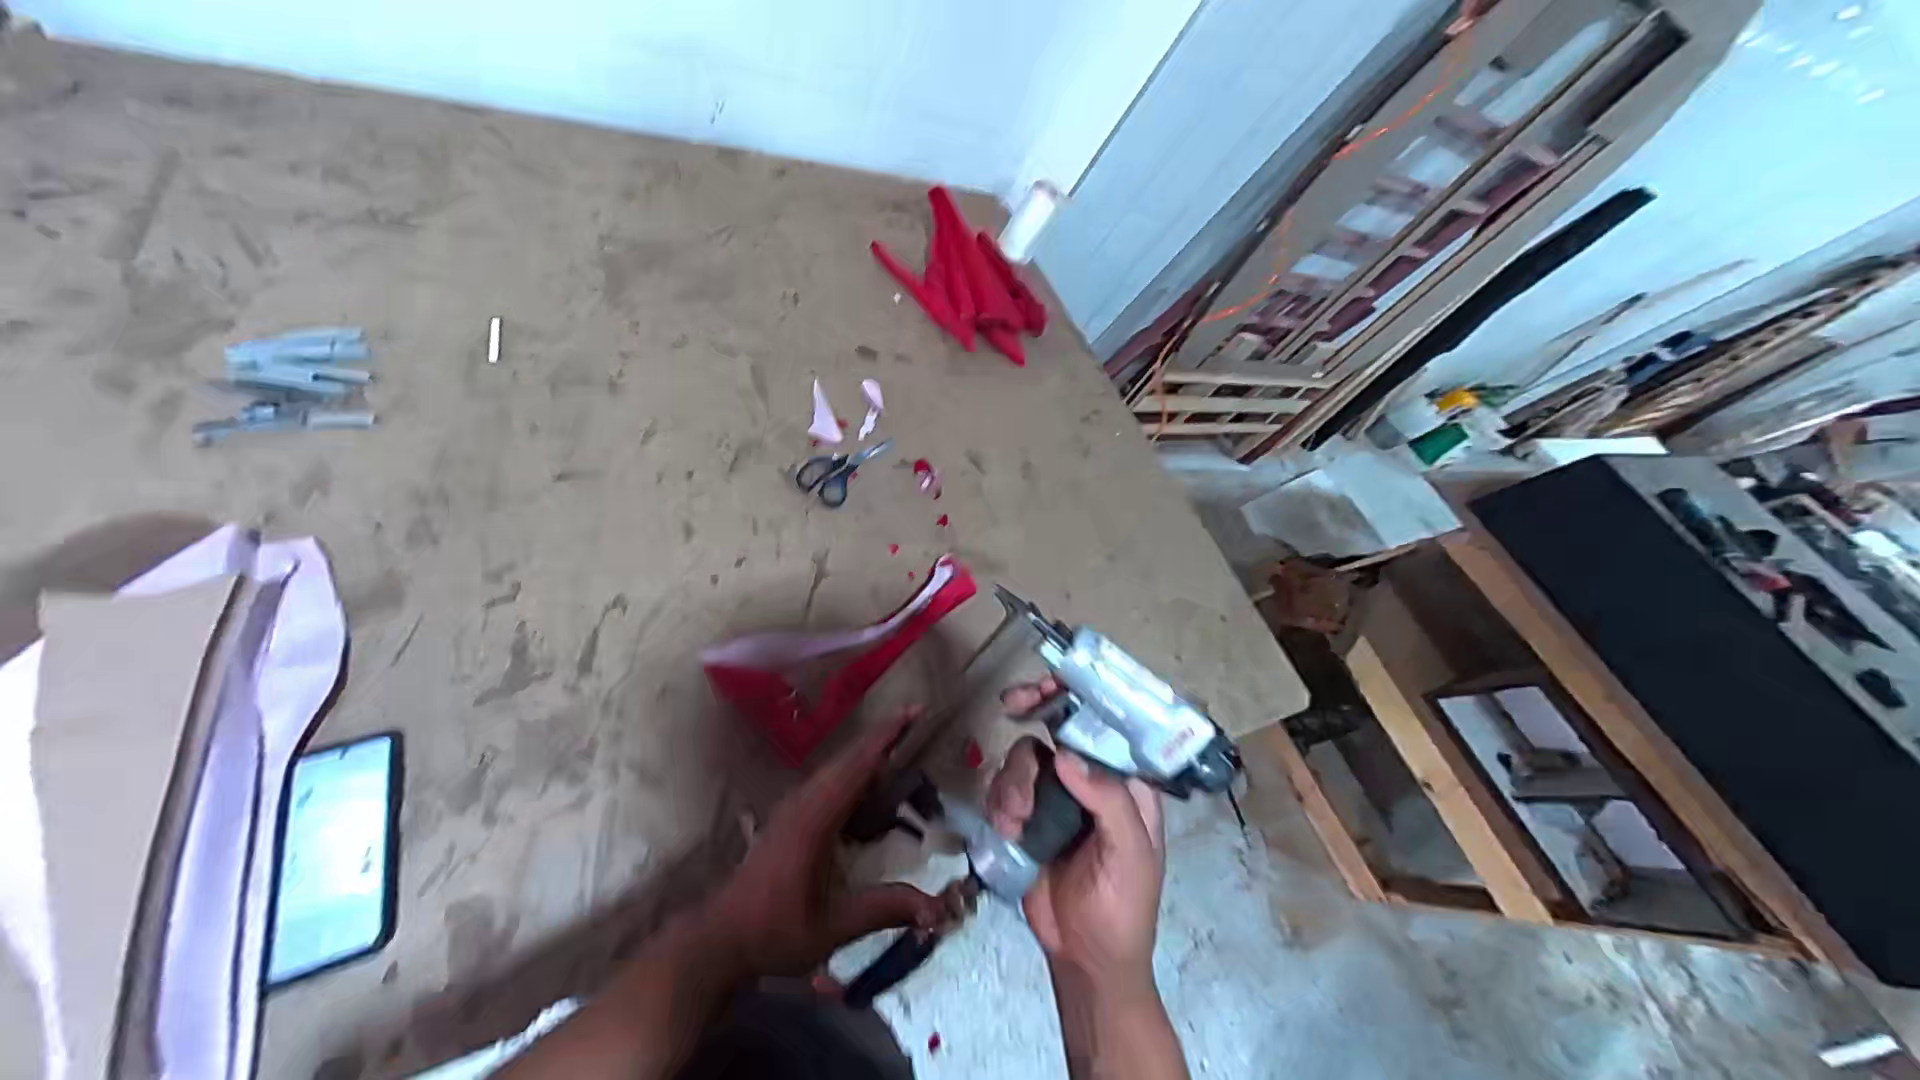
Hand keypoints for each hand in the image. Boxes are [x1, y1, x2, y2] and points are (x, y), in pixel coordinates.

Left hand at [709, 709, 946, 977]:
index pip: (858, 767)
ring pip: (835, 769)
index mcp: (815, 820)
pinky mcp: (788, 818)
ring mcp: (793, 809)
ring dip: (866, 754)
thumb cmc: (775, 931)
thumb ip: (885, 909)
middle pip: (848, 760)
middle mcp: (803, 803)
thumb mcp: (834, 926)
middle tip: (914, 719)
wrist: (719, 939)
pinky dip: (852, 772)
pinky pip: (826, 782)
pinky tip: (864, 785)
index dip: (886, 738)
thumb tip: (937, 907)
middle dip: (882, 738)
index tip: (912, 711)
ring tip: (897, 747)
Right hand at [989, 681, 1166, 987]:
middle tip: (1014, 702)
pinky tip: (1008, 828)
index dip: (1082, 695)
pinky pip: (1004, 786)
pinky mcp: (1025, 815)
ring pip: (1026, 754)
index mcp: (1125, 782)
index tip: (1053, 682)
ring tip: (1016, 816)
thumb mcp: (1131, 855)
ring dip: (1014, 777)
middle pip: (1059, 725)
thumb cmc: (1124, 906)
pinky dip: (1001, 800)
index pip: (1106, 724)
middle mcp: (1089, 779)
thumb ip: (1107, 802)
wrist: (1085, 959)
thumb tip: (1066, 754)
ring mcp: (1055, 795)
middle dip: (1035, 707)